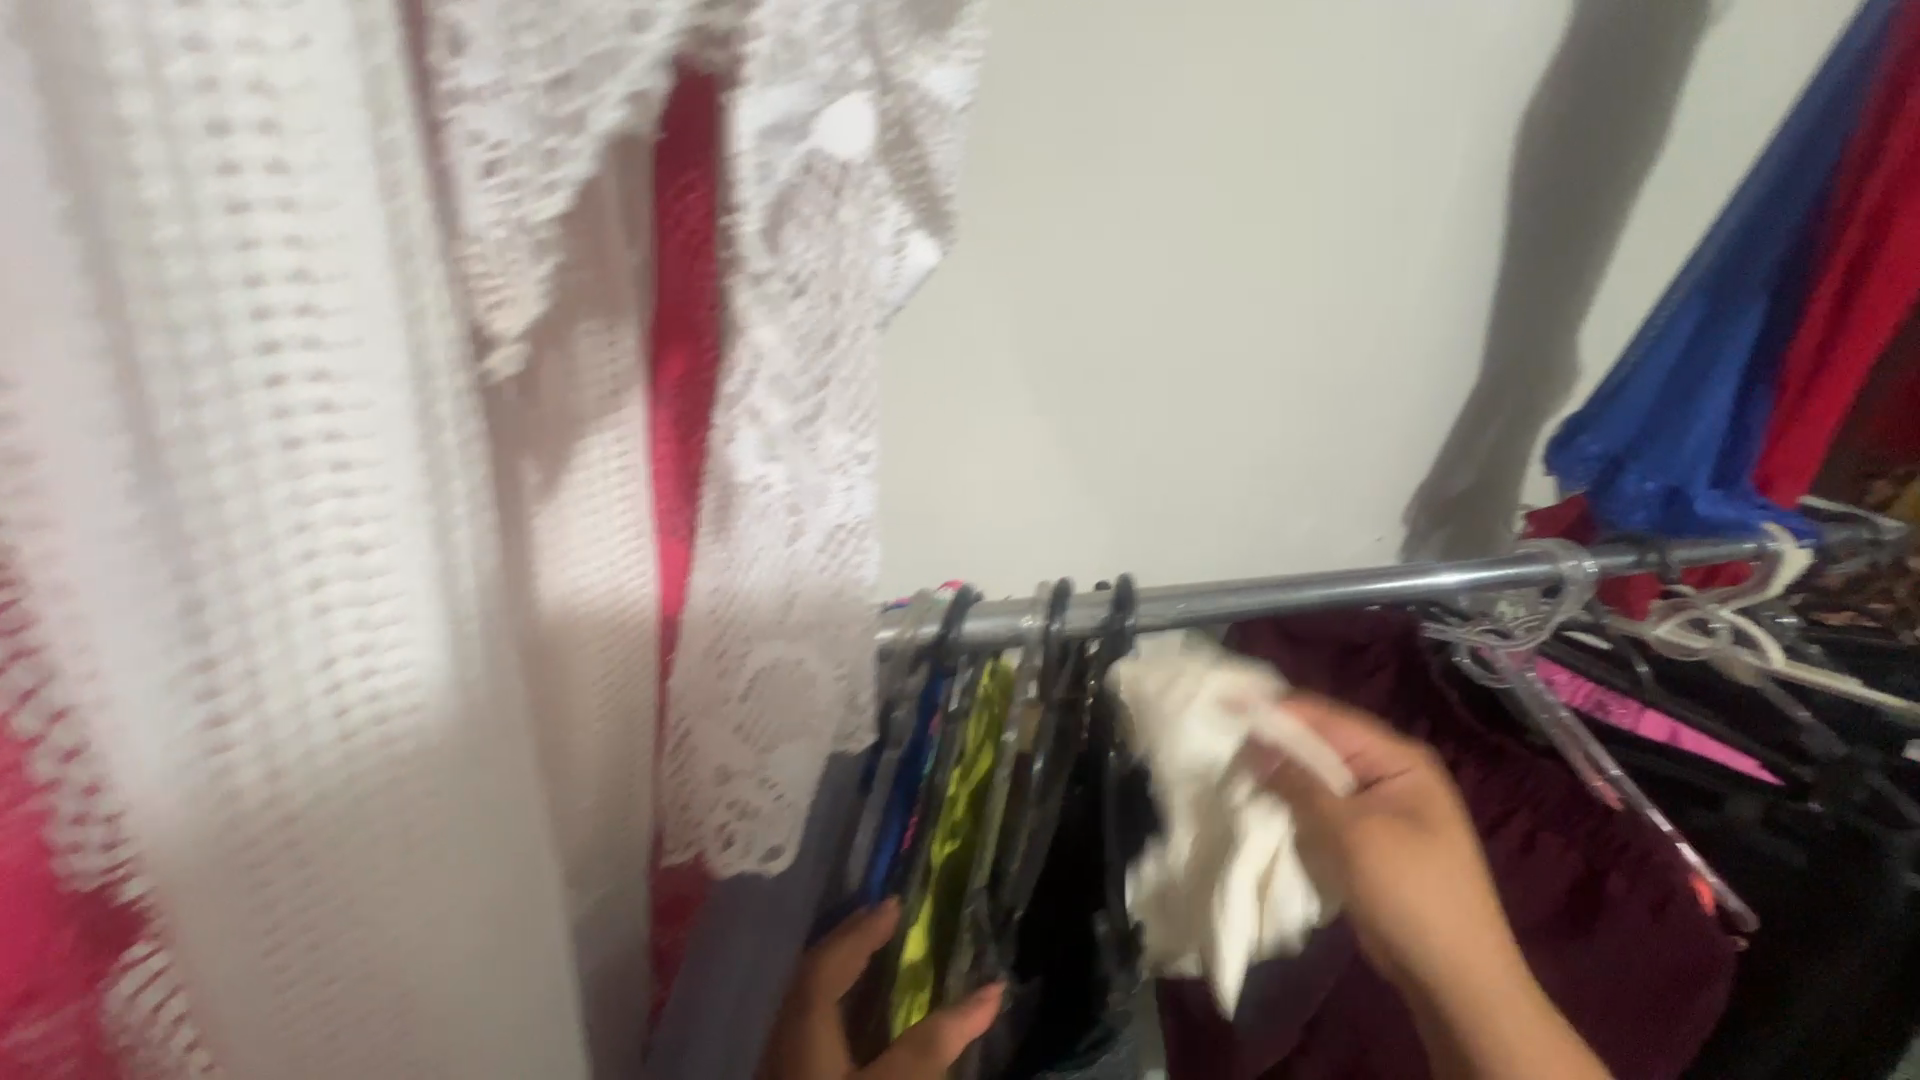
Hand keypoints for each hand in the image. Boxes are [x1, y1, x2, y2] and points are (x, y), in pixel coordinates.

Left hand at [759, 899, 1004, 1079]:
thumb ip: (938, 1043)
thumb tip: (992, 992)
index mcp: (803, 1034)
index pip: (828, 966)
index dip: (864, 932)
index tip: (896, 904)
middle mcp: (782, 1045)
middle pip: (808, 978)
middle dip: (845, 944)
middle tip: (883, 921)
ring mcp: (780, 1069)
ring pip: (801, 1003)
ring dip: (835, 971)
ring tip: (870, 955)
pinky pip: (802, 1027)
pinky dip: (829, 1003)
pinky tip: (851, 1014)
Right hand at [1241, 693, 1518, 994]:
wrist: (1454, 978)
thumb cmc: (1410, 893)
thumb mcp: (1351, 831)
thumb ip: (1301, 782)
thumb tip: (1255, 744)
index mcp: (1399, 760)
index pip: (1328, 718)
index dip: (1276, 710)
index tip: (1226, 704)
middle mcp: (1390, 774)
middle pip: (1322, 743)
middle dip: (1275, 741)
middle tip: (1223, 739)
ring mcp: (1380, 807)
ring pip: (1317, 777)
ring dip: (1280, 774)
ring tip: (1233, 767)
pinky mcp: (1366, 838)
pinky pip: (1321, 807)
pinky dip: (1292, 804)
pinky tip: (1261, 803)